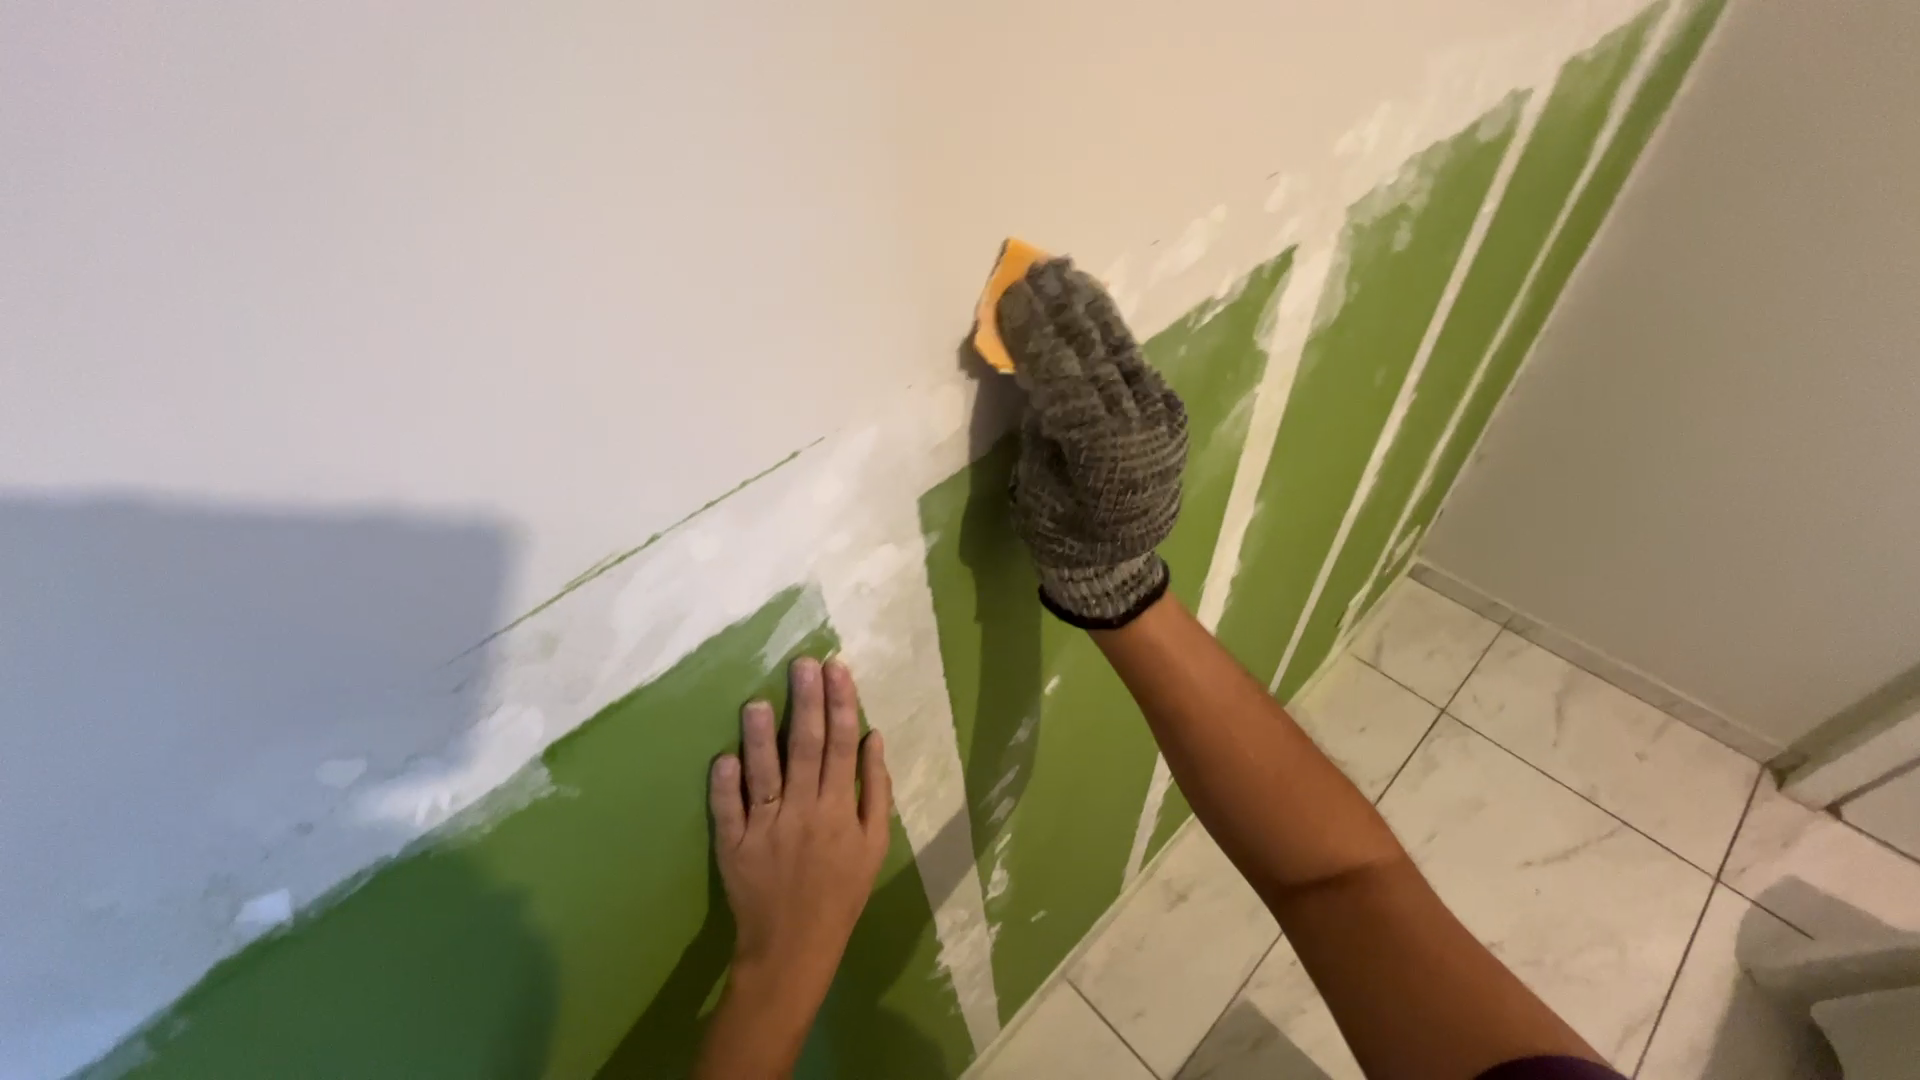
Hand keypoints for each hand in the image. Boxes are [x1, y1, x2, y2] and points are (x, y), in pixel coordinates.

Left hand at [695, 656, 892, 1078]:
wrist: (794, 948)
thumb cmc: (841, 892)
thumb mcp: (875, 845)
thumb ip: (876, 790)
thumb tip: (875, 738)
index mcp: (840, 809)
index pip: (842, 745)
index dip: (841, 703)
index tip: (837, 668)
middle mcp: (804, 810)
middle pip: (807, 747)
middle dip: (807, 702)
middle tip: (804, 663)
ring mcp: (765, 828)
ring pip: (765, 772)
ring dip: (762, 735)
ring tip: (759, 701)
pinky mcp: (733, 846)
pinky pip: (728, 809)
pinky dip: (725, 783)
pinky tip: (725, 755)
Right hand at [997, 257, 1188, 628]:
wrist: (1116, 564)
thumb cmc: (1061, 533)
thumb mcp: (1036, 482)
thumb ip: (1041, 424)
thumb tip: (1037, 372)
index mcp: (1099, 451)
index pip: (1063, 375)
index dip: (1036, 334)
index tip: (1014, 296)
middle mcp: (1137, 428)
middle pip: (1095, 355)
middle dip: (1064, 310)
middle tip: (1041, 270)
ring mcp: (1160, 420)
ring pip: (1123, 353)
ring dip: (1094, 312)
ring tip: (1071, 277)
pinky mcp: (1171, 418)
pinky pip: (1140, 370)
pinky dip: (1116, 340)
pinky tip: (1098, 313)